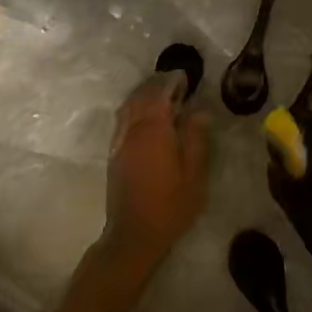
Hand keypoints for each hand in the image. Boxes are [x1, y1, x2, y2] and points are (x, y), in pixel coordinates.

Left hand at [104, 74, 209, 267]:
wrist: (133, 234)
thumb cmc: (170, 205)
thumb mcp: (194, 174)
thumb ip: (196, 137)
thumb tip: (198, 109)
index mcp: (154, 128)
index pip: (160, 92)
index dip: (172, 81)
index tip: (185, 76)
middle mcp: (133, 127)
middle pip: (142, 94)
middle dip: (157, 83)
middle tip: (175, 81)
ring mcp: (120, 139)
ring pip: (129, 104)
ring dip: (144, 93)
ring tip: (161, 92)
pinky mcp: (114, 151)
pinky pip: (123, 117)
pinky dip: (134, 106)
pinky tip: (144, 114)